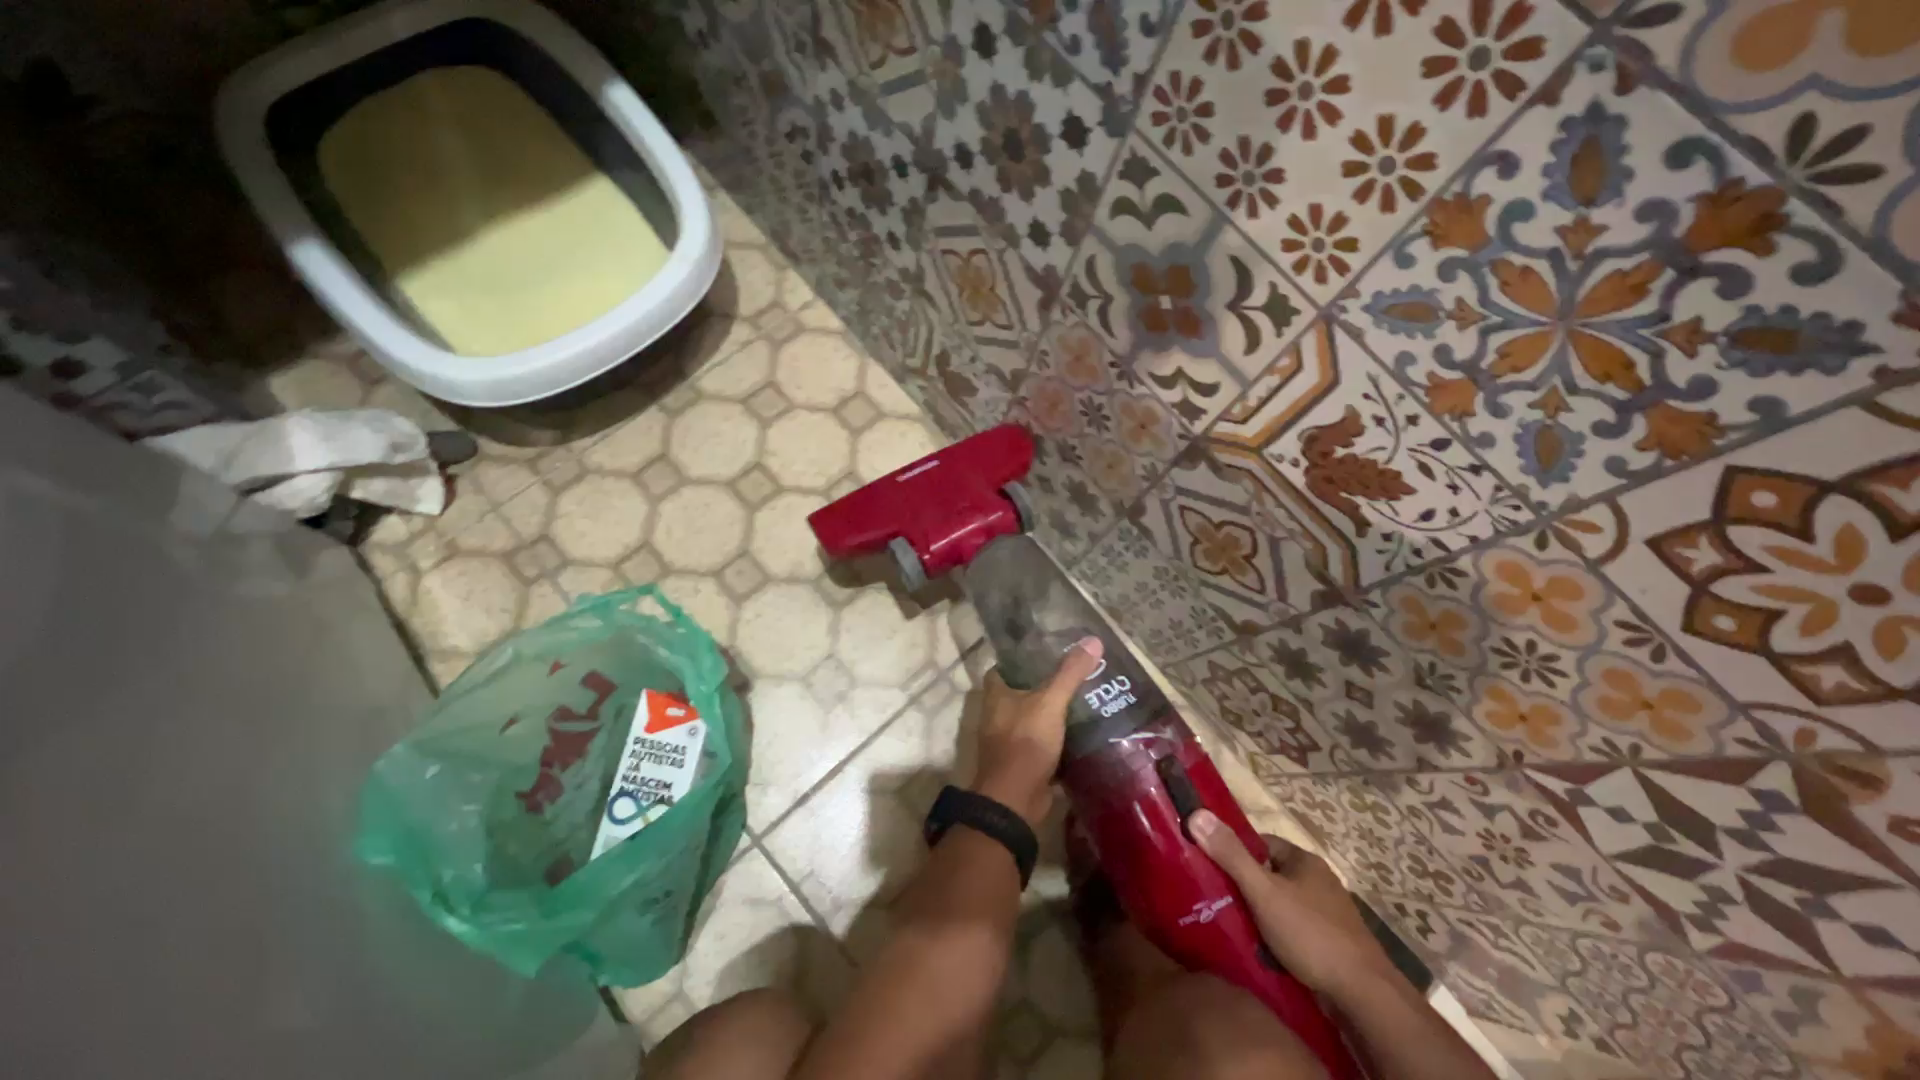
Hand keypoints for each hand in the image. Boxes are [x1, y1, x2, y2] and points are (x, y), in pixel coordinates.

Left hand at [971, 636, 1104, 825]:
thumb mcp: (1050, 702)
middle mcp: (998, 715)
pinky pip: (1043, 744)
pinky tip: (1083, 733)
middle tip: (1076, 675)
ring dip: (1053, 713)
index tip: (1049, 651)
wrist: (1016, 798)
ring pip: (1033, 719)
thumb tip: (1093, 640)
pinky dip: (1059, 739)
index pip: (1003, 667)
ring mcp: (1009, 740)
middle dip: (1045, 685)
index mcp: (996, 695)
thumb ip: (1070, 673)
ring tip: (1086, 700)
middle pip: (1021, 693)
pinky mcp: (1023, 762)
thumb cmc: (1026, 742)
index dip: (1022, 657)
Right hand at [1188, 810, 1399, 998]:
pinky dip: (1274, 936)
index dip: (1233, 851)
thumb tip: (1197, 814)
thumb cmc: (1310, 933)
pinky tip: (1258, 949)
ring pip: (1279, 904)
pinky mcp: (1330, 941)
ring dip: (1258, 914)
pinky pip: (1291, 929)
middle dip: (1243, 886)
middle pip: (1269, 874)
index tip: (1208, 866)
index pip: (1260, 842)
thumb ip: (1231, 856)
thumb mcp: (1264, 892)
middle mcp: (1318, 880)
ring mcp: (1326, 912)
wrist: (1362, 992)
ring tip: (1228, 925)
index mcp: (1304, 860)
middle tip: (1213, 900)